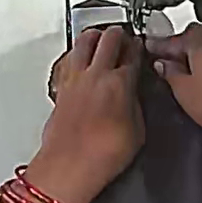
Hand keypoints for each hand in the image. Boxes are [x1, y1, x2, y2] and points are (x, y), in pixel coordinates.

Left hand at [31, 26, 144, 202]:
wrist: (68, 168)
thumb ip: (136, 105)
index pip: (133, 53)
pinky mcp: (61, 87)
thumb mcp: (137, 131)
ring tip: (101, 38)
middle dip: (119, 34)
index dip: (139, 47)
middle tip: (124, 37)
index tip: (141, 46)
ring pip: (84, 41)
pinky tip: (79, 57)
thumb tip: (134, 94)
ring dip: (95, 36)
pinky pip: (69, 59)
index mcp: (119, 83)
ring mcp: (75, 79)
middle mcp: (96, 75)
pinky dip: (77, 53)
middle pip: (109, 38)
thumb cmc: (101, 155)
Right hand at [146, 24, 201, 150]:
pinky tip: (201, 84)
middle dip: (178, 49)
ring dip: (194, 58)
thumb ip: (169, 72)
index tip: (150, 48)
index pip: (174, 37)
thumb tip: (164, 65)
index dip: (159, 45)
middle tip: (164, 62)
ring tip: (181, 77)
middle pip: (193, 37)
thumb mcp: (181, 89)